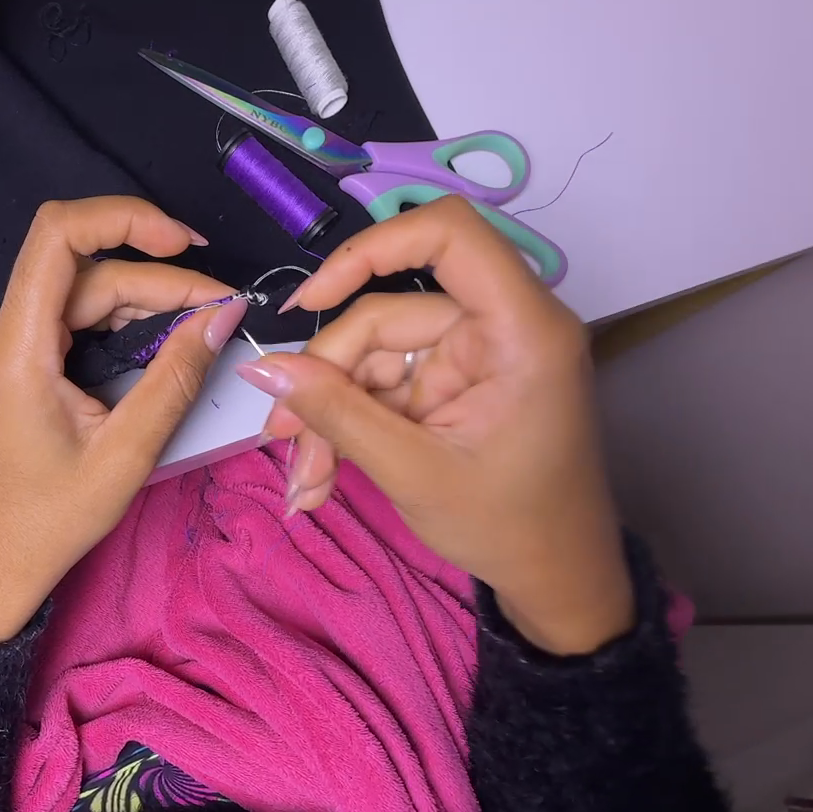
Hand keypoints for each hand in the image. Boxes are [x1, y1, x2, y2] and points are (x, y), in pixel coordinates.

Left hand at [0, 197, 247, 641]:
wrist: (5, 562)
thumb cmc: (55, 519)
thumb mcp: (127, 452)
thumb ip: (176, 377)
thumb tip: (225, 313)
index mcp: (16, 351)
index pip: (56, 236)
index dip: (123, 218)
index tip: (183, 242)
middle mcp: (3, 338)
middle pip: (84, 273)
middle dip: (156, 281)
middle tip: (220, 310)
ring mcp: (8, 352)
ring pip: (82, 298)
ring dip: (143, 305)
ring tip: (200, 328)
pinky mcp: (20, 368)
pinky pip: (73, 326)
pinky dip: (120, 328)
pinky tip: (161, 345)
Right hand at [241, 197, 631, 653]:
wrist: (551, 576)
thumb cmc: (506, 525)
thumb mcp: (410, 470)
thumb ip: (334, 413)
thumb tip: (261, 369)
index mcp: (518, 329)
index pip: (448, 236)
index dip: (368, 251)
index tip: (306, 304)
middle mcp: (494, 328)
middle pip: (382, 318)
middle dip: (325, 385)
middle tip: (283, 442)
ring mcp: (467, 358)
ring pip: (369, 361)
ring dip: (327, 418)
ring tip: (307, 480)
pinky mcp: (448, 386)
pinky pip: (378, 390)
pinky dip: (346, 430)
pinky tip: (323, 476)